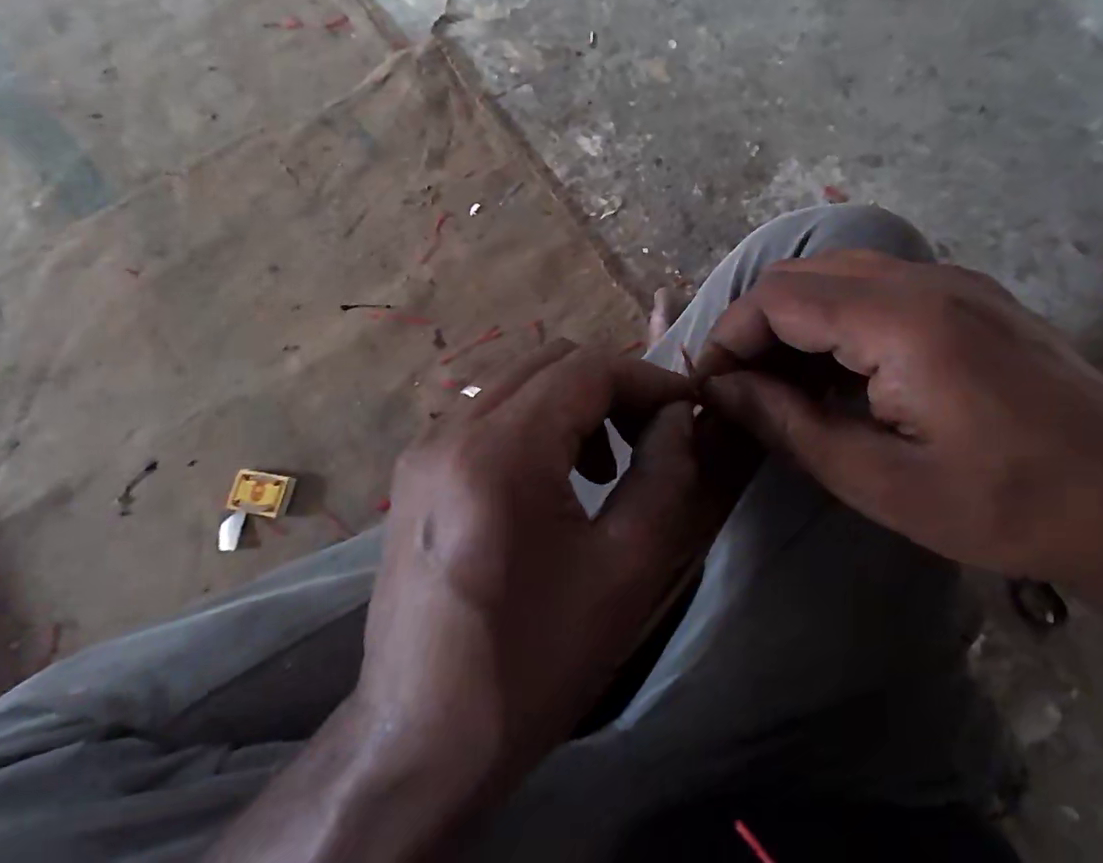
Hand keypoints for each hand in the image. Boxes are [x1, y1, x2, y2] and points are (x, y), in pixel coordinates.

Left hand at [354, 342, 738, 786]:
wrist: (422, 738)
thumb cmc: (533, 663)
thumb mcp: (625, 571)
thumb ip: (668, 477)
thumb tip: (681, 419)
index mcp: (499, 450)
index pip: (586, 367)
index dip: (649, 379)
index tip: (691, 413)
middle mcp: (449, 430)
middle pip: (547, 364)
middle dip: (611, 387)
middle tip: (652, 439)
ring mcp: (422, 450)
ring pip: (514, 387)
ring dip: (570, 406)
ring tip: (605, 470)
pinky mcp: (412, 476)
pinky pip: (484, 419)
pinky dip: (531, 428)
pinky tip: (550, 486)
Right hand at [696, 250, 1102, 649]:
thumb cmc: (1013, 510)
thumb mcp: (882, 484)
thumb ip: (788, 425)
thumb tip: (720, 389)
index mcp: (904, 323)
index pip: (776, 298)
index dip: (727, 337)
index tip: (708, 387)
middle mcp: (926, 280)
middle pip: (800, 274)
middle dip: (753, 326)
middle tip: (738, 388)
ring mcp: (955, 282)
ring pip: (835, 274)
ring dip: (792, 320)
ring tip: (778, 383)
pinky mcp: (973, 297)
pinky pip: (875, 286)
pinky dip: (833, 319)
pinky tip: (835, 373)